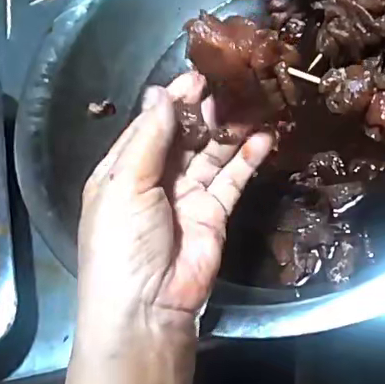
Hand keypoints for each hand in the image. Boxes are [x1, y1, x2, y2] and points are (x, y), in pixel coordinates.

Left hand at [76, 72, 272, 339]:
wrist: (147, 306)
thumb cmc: (122, 242)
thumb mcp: (124, 185)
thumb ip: (149, 139)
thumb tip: (162, 95)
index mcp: (123, 171)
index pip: (149, 126)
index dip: (172, 102)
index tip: (196, 77)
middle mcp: (156, 180)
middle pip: (183, 137)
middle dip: (202, 112)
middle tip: (226, 86)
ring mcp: (187, 198)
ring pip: (211, 156)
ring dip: (227, 132)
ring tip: (248, 106)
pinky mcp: (215, 215)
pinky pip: (232, 181)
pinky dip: (246, 160)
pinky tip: (262, 139)